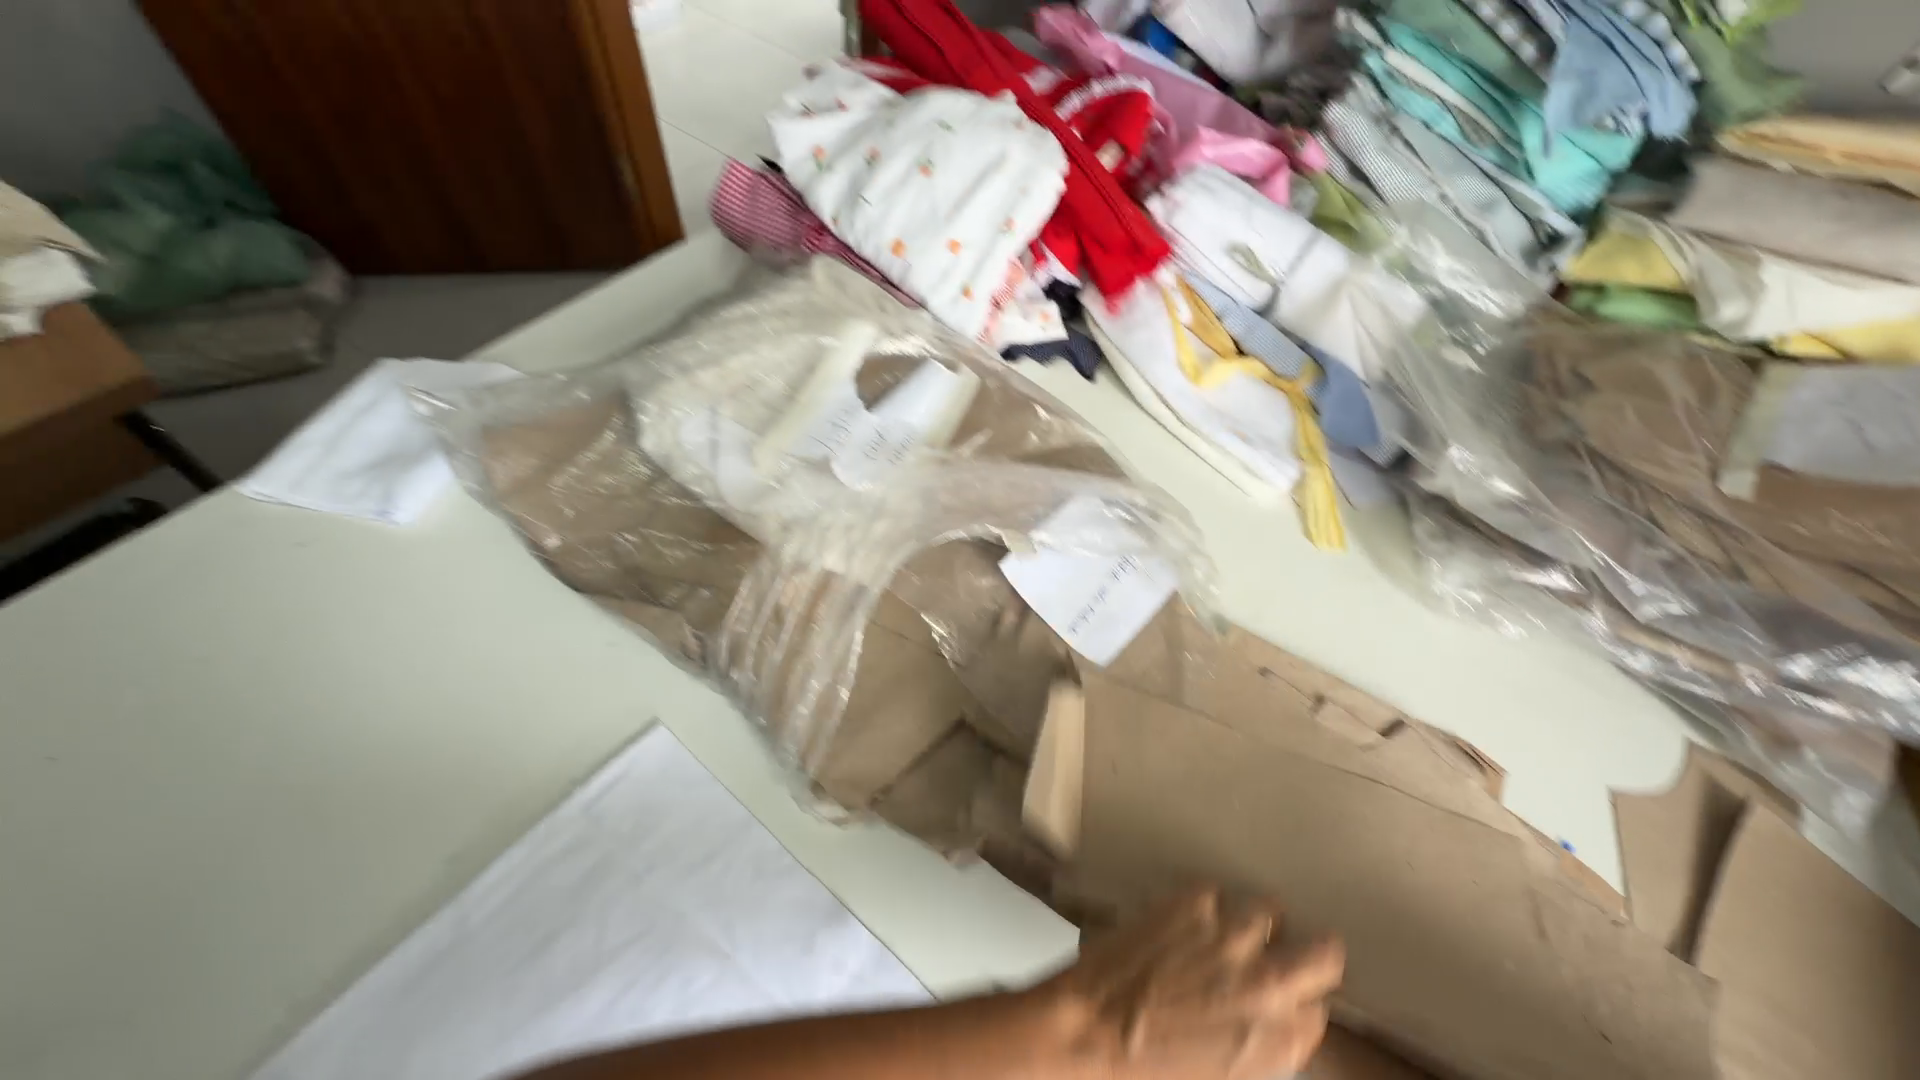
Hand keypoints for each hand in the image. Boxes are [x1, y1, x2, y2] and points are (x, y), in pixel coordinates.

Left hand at [1033, 886, 1344, 1079]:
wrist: (1087, 1029)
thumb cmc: (1149, 1068)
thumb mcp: (1223, 1072)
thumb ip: (1264, 1043)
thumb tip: (1276, 1018)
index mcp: (1280, 1040)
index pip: (1319, 1009)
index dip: (1296, 1000)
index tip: (1277, 996)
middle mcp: (1269, 985)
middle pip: (1325, 951)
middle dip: (1305, 952)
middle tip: (1273, 953)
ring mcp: (1232, 937)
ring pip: (1269, 909)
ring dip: (1249, 921)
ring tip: (1220, 929)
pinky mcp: (1195, 902)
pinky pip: (1214, 893)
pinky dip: (1200, 906)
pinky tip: (1177, 922)